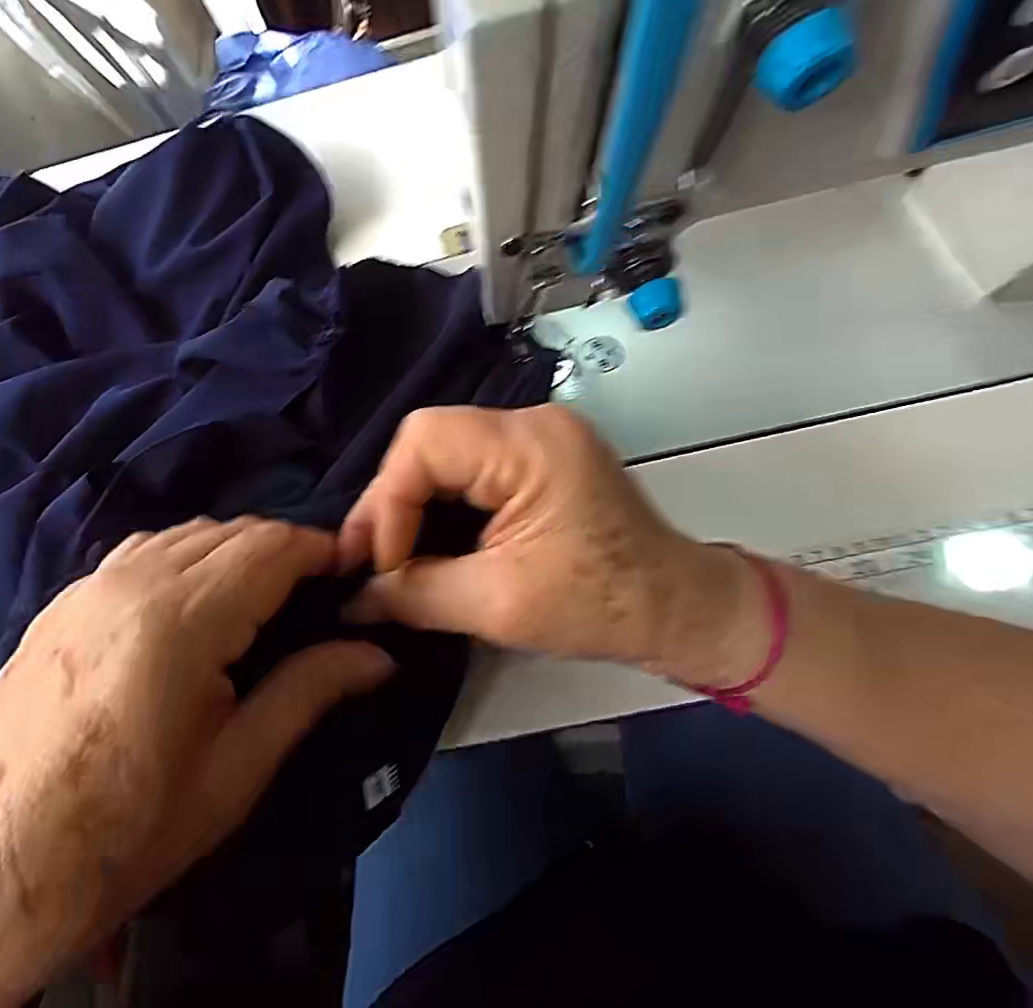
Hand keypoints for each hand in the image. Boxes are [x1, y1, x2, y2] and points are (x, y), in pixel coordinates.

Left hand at [0, 518, 394, 1007]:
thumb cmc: (117, 834)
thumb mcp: (230, 773)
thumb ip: (307, 694)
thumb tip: (377, 654)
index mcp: (178, 620)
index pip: (270, 549)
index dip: (321, 550)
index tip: (354, 572)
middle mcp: (131, 581)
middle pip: (229, 532)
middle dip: (284, 549)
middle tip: (319, 594)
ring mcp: (88, 585)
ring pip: (184, 535)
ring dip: (234, 550)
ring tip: (264, 598)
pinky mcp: (63, 600)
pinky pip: (142, 552)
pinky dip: (186, 558)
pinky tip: (194, 602)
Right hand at [339, 405, 762, 687]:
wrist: (679, 609)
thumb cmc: (602, 607)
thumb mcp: (497, 607)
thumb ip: (414, 596)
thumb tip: (353, 599)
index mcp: (532, 446)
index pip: (425, 442)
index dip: (387, 500)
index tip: (379, 563)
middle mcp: (530, 422)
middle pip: (426, 440)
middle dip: (390, 501)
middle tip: (367, 557)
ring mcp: (533, 435)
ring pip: (437, 451)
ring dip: (406, 502)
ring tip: (386, 552)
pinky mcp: (531, 456)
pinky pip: (460, 464)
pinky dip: (433, 501)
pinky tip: (420, 536)